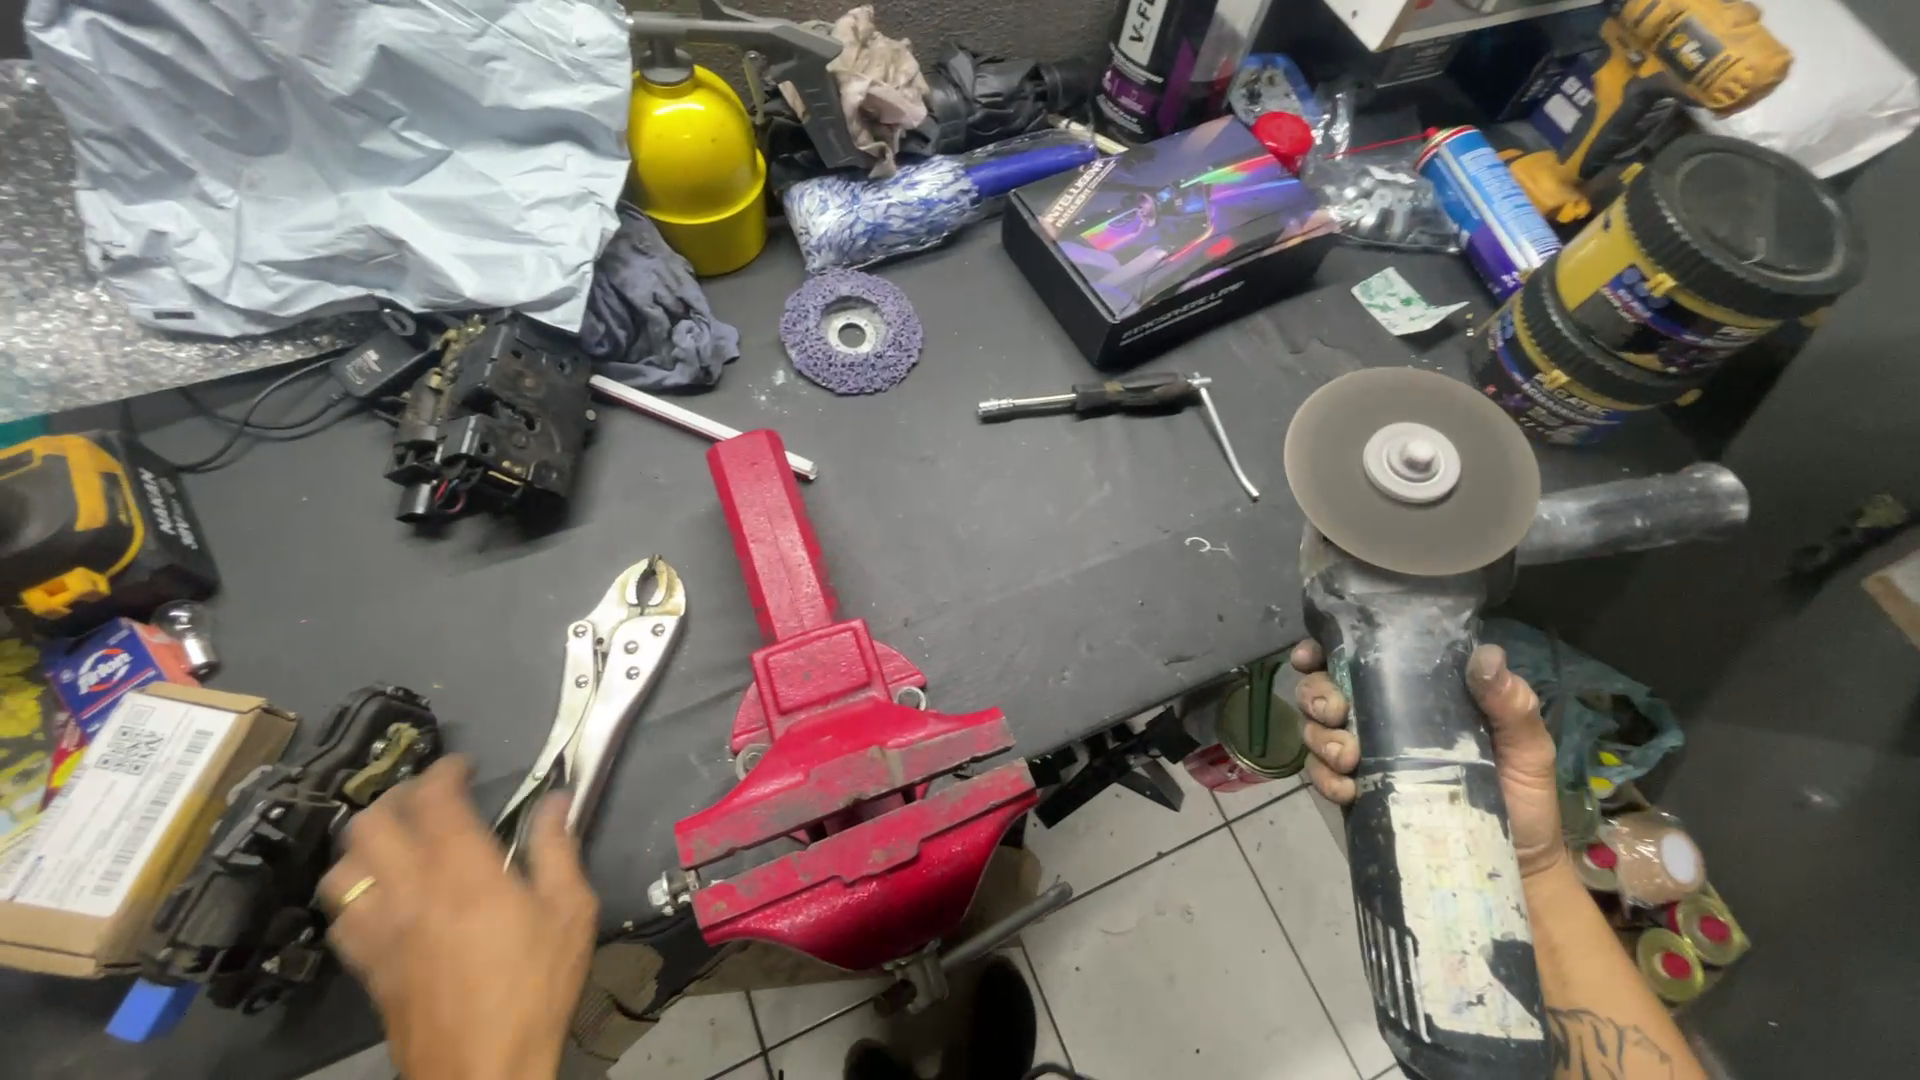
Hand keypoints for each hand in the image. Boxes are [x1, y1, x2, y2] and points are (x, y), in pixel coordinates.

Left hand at [317, 757, 597, 1079]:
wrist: (483, 1072)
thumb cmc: (537, 986)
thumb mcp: (571, 911)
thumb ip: (558, 849)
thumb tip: (556, 801)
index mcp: (465, 874)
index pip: (433, 801)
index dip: (442, 772)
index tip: (462, 766)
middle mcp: (411, 893)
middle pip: (371, 825)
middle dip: (396, 797)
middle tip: (429, 797)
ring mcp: (380, 932)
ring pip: (342, 868)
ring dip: (366, 842)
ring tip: (398, 840)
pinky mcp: (366, 967)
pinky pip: (341, 915)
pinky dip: (356, 891)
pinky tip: (383, 896)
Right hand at [1289, 640, 1564, 878]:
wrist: (1516, 865)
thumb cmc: (1524, 796)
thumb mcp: (1528, 746)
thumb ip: (1511, 704)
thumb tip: (1486, 656)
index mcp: (1413, 694)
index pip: (1355, 659)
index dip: (1321, 651)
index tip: (1311, 656)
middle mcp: (1378, 718)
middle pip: (1320, 690)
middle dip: (1316, 695)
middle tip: (1336, 713)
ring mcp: (1362, 755)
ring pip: (1314, 730)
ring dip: (1319, 737)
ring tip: (1347, 757)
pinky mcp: (1355, 791)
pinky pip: (1320, 775)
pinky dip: (1324, 778)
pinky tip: (1346, 789)